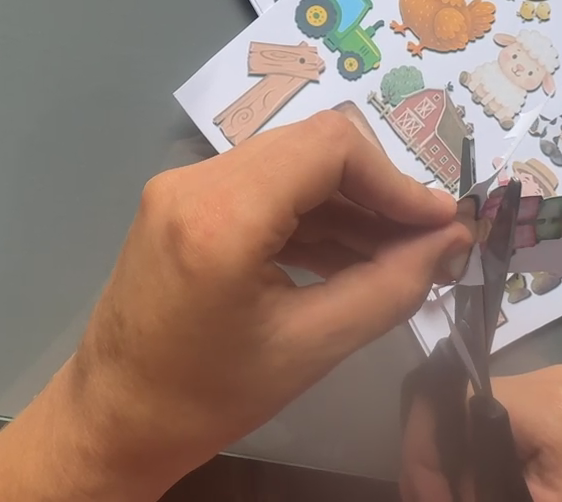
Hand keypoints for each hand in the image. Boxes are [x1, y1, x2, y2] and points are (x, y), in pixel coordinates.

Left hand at [61, 110, 471, 494]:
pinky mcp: (183, 198)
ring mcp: (183, 182)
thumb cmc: (206, 397)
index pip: (328, 146)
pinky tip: (349, 255)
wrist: (112, 415)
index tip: (440, 223)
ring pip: (288, 166)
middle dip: (375, 191)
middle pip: (309, 148)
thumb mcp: (309, 349)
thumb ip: (389, 287)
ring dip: (346, 205)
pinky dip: (309, 215)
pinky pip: (261, 187)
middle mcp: (196, 177)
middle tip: (427, 242)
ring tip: (398, 256)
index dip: (394, 178)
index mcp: (221, 213)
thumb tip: (449, 241)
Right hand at [400, 366, 561, 501]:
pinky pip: (505, 412)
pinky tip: (481, 481)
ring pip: (478, 405)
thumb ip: (471, 473)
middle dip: (439, 453)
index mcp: (553, 402)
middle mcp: (558, 375)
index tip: (421, 496)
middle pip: (463, 400)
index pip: (455, 399)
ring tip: (453, 492)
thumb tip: (419, 473)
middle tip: (429, 496)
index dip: (426, 448)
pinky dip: (484, 447)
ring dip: (459, 452)